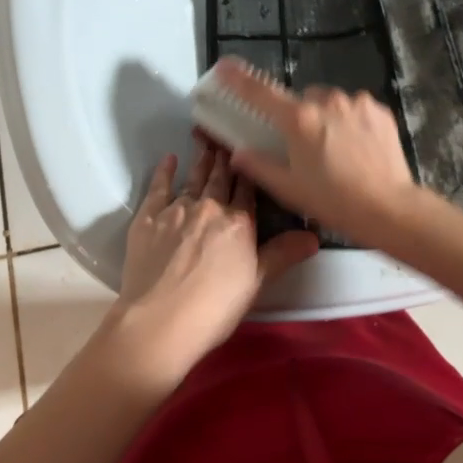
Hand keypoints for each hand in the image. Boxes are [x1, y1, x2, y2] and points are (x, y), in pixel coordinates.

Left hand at [106, 139, 318, 384]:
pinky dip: (165, 172)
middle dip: (226, 161)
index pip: (247, 191)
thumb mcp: (256, 283)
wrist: (159, 321)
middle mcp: (209, 207)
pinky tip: (170, 159)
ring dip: (202, 161)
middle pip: (220, 180)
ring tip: (206, 144)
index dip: (250, 173)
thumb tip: (313, 236)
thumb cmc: (214, 308)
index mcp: (239, 222)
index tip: (252, 154)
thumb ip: (282, 254)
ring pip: (194, 179)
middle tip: (227, 141)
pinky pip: (159, 187)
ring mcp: (176, 209)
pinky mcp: (148, 217)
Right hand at [213, 59, 424, 248]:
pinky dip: (352, 123)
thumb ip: (260, 166)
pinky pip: (356, 109)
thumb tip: (238, 153)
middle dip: (299, 117)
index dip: (239, 79)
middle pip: (302, 99)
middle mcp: (327, 101)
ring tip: (337, 152)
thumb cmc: (334, 201)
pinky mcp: (379, 110)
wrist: (389, 208)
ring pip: (331, 103)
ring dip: (328, 119)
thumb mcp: (290, 189)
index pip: (261, 93)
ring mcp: (356, 103)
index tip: (224, 66)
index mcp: (299, 119)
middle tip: (304, 148)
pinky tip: (358, 149)